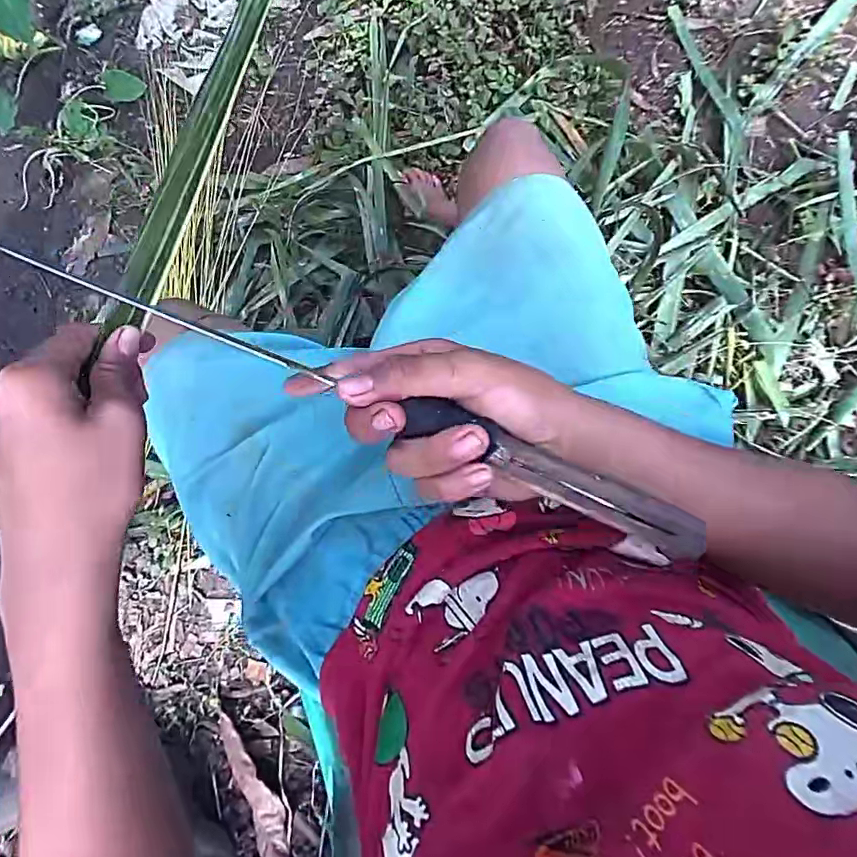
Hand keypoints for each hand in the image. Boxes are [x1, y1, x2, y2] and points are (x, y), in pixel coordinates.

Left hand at [0, 324, 150, 608]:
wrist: (55, 564)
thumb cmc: (94, 488)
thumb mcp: (120, 420)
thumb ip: (120, 370)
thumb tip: (126, 334)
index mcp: (25, 377)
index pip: (79, 335)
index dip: (118, 343)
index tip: (147, 363)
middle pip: (64, 360)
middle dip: (103, 373)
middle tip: (137, 406)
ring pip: (53, 388)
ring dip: (89, 396)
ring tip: (117, 431)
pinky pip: (39, 413)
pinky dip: (69, 416)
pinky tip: (89, 447)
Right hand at [283, 339, 583, 502]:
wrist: (563, 445)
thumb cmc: (520, 395)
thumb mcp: (466, 372)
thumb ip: (407, 375)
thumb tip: (346, 386)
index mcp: (418, 368)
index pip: (362, 372)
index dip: (326, 380)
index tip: (293, 389)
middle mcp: (415, 404)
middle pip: (365, 421)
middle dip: (379, 423)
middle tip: (398, 420)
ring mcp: (428, 443)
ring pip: (397, 461)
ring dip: (438, 454)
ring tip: (477, 443)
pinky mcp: (445, 477)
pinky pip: (425, 489)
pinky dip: (455, 482)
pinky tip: (483, 471)